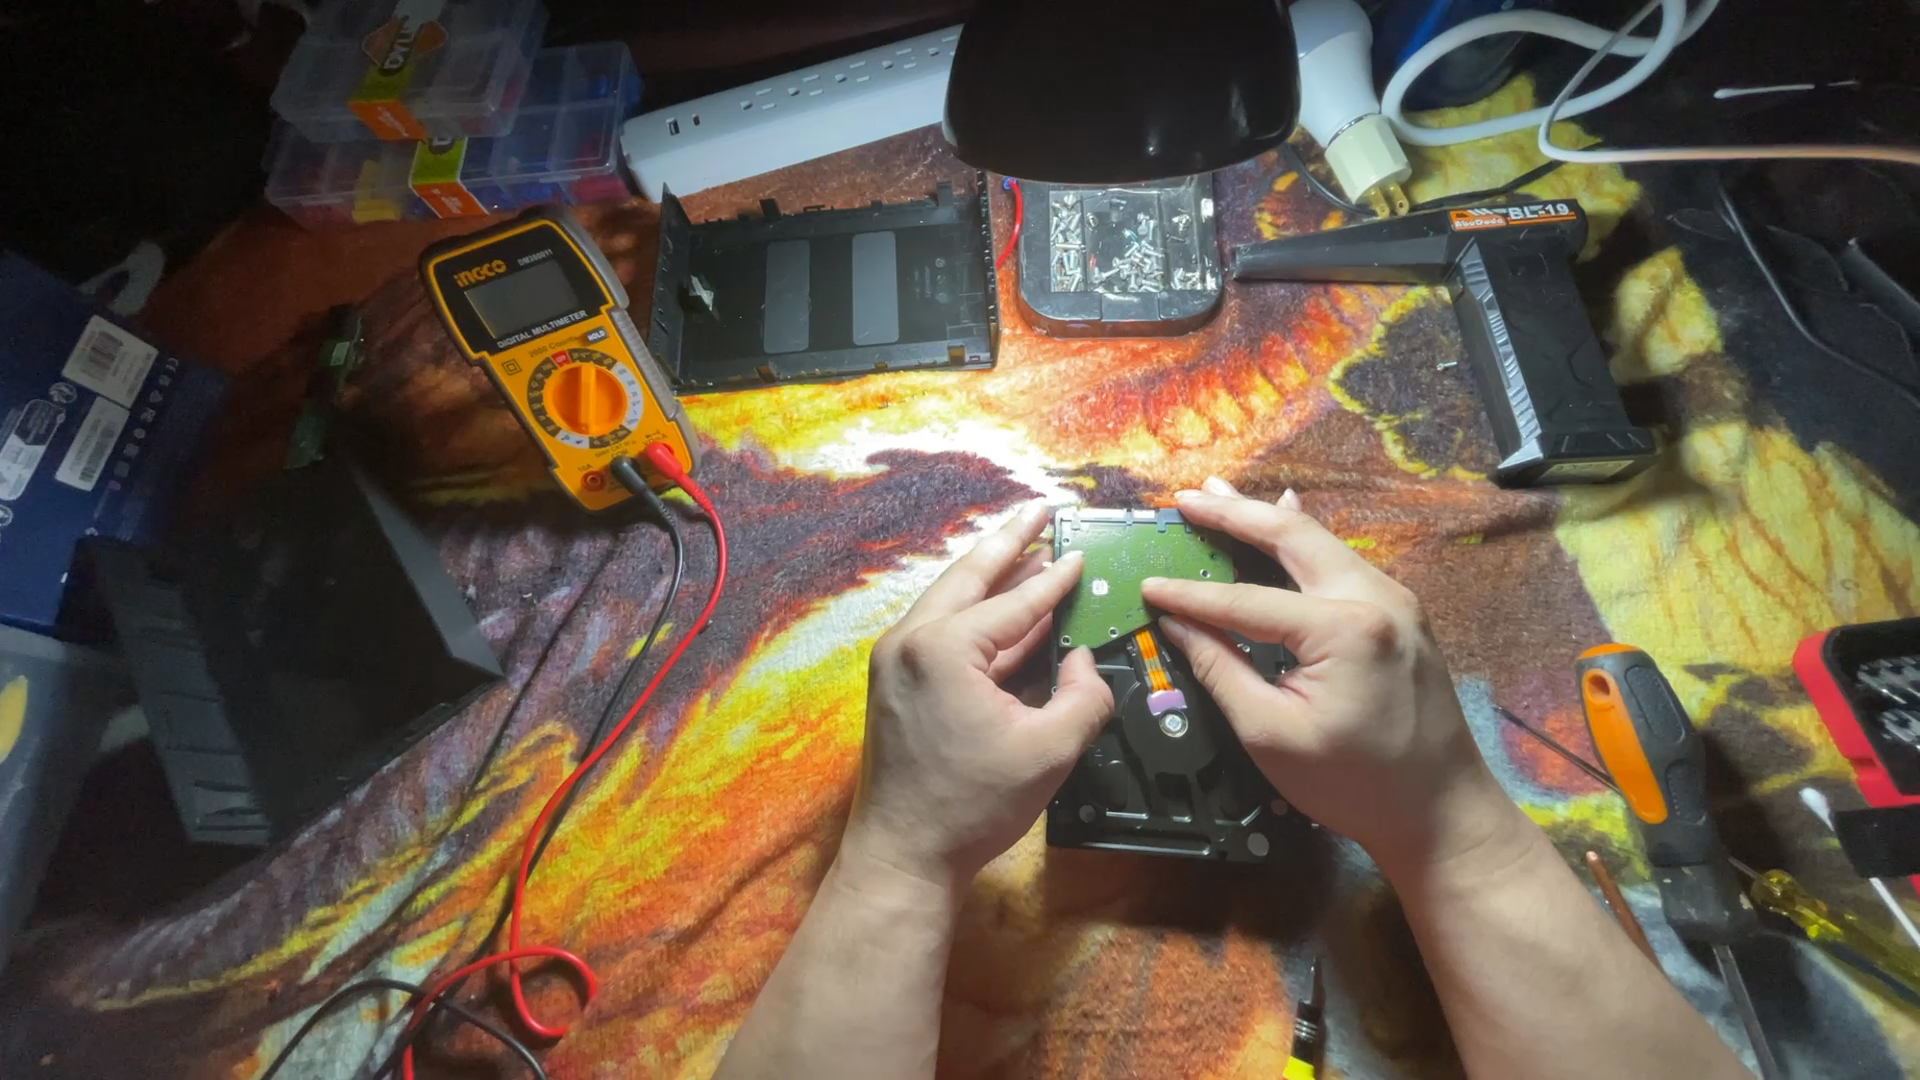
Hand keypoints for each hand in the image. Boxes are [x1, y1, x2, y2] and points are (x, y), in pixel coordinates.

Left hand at [845, 501, 1114, 890]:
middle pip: (969, 576)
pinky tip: (1001, 605)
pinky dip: (975, 612)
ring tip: (1024, 544)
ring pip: (951, 597)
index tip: (1080, 553)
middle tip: (1039, 511)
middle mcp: (910, 639)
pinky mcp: (895, 677)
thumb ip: (1083, 696)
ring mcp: (895, 657)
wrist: (901, 854)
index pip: (1012, 603)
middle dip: (1008, 541)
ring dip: (989, 573)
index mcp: (942, 648)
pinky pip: (942, 627)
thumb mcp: (1048, 752)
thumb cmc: (971, 806)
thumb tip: (1080, 658)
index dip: (1053, 579)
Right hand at [1141, 479, 1519, 878]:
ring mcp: (1391, 598)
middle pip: (1289, 536)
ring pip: (1316, 538)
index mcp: (1341, 628)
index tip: (1146, 584)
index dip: (1189, 594)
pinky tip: (1285, 509)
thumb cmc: (1354, 783)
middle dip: (1233, 513)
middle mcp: (1373, 596)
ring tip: (1217, 492)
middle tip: (1185, 498)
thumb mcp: (1270, 732)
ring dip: (1263, 515)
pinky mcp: (1396, 610)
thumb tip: (1176, 624)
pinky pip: (1336, 558)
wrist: (1446, 814)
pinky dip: (1298, 536)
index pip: (1244, 600)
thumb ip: (1221, 668)